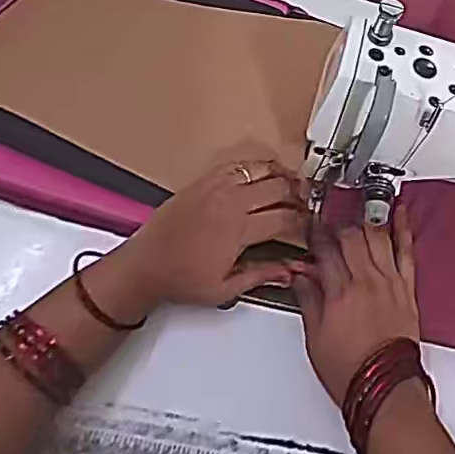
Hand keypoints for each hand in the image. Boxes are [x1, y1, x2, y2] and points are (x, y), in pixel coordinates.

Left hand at [112, 159, 308, 308]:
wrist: (145, 265)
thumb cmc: (179, 277)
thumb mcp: (225, 289)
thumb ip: (262, 275)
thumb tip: (289, 270)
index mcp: (239, 230)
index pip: (285, 217)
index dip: (303, 220)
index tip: (309, 224)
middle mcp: (230, 202)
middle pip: (280, 186)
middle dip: (299, 194)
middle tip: (306, 203)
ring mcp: (216, 187)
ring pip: (262, 169)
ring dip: (281, 175)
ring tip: (290, 185)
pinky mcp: (204, 180)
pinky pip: (239, 164)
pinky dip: (256, 167)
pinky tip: (262, 176)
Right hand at [294, 205, 420, 402]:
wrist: (385, 389)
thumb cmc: (352, 371)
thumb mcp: (315, 338)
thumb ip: (309, 301)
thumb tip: (301, 279)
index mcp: (339, 294)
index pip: (325, 251)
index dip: (317, 236)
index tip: (313, 228)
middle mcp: (365, 282)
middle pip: (350, 238)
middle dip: (338, 227)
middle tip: (332, 224)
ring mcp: (388, 282)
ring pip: (376, 237)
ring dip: (366, 220)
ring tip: (360, 208)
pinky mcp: (406, 287)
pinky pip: (406, 250)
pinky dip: (403, 228)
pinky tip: (401, 213)